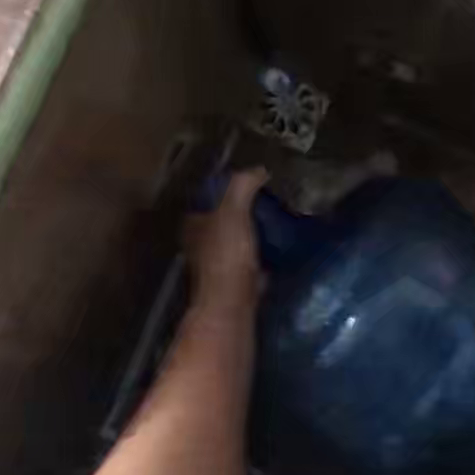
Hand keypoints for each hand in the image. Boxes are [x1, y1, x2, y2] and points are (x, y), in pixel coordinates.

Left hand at [186, 168, 266, 309]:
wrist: (232, 305)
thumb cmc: (227, 256)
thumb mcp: (233, 212)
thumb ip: (243, 187)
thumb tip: (259, 169)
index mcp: (194, 225)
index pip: (207, 199)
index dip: (226, 190)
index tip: (252, 184)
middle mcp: (201, 245)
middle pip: (222, 221)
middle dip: (242, 212)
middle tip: (270, 202)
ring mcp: (219, 267)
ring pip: (236, 242)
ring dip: (253, 234)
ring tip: (279, 223)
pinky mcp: (237, 284)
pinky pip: (251, 262)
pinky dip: (263, 256)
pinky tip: (280, 251)